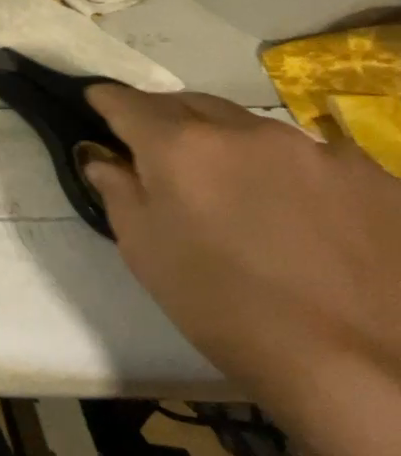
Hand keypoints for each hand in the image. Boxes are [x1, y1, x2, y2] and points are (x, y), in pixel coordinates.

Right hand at [85, 85, 400, 454]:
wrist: (356, 366)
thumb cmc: (221, 303)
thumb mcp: (143, 248)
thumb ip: (118, 190)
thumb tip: (106, 159)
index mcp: (179, 145)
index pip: (125, 101)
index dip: (104, 101)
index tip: (95, 106)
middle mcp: (245, 132)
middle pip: (191, 104)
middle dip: (167, 118)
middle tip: (158, 147)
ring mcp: (319, 153)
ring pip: (254, 127)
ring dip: (231, 142)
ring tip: (232, 180)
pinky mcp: (376, 181)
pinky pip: (318, 158)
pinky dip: (292, 169)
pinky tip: (297, 205)